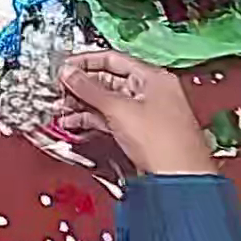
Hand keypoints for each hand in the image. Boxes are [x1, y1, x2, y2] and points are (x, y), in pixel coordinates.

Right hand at [57, 51, 220, 176]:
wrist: (180, 182)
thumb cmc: (164, 143)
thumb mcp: (119, 109)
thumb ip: (89, 89)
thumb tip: (69, 73)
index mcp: (153, 77)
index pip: (113, 59)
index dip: (86, 61)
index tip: (66, 66)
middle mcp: (150, 92)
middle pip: (108, 80)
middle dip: (82, 84)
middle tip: (60, 87)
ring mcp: (145, 113)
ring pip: (107, 100)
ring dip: (83, 103)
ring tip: (62, 105)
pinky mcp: (139, 132)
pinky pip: (110, 118)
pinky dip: (92, 118)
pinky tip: (74, 121)